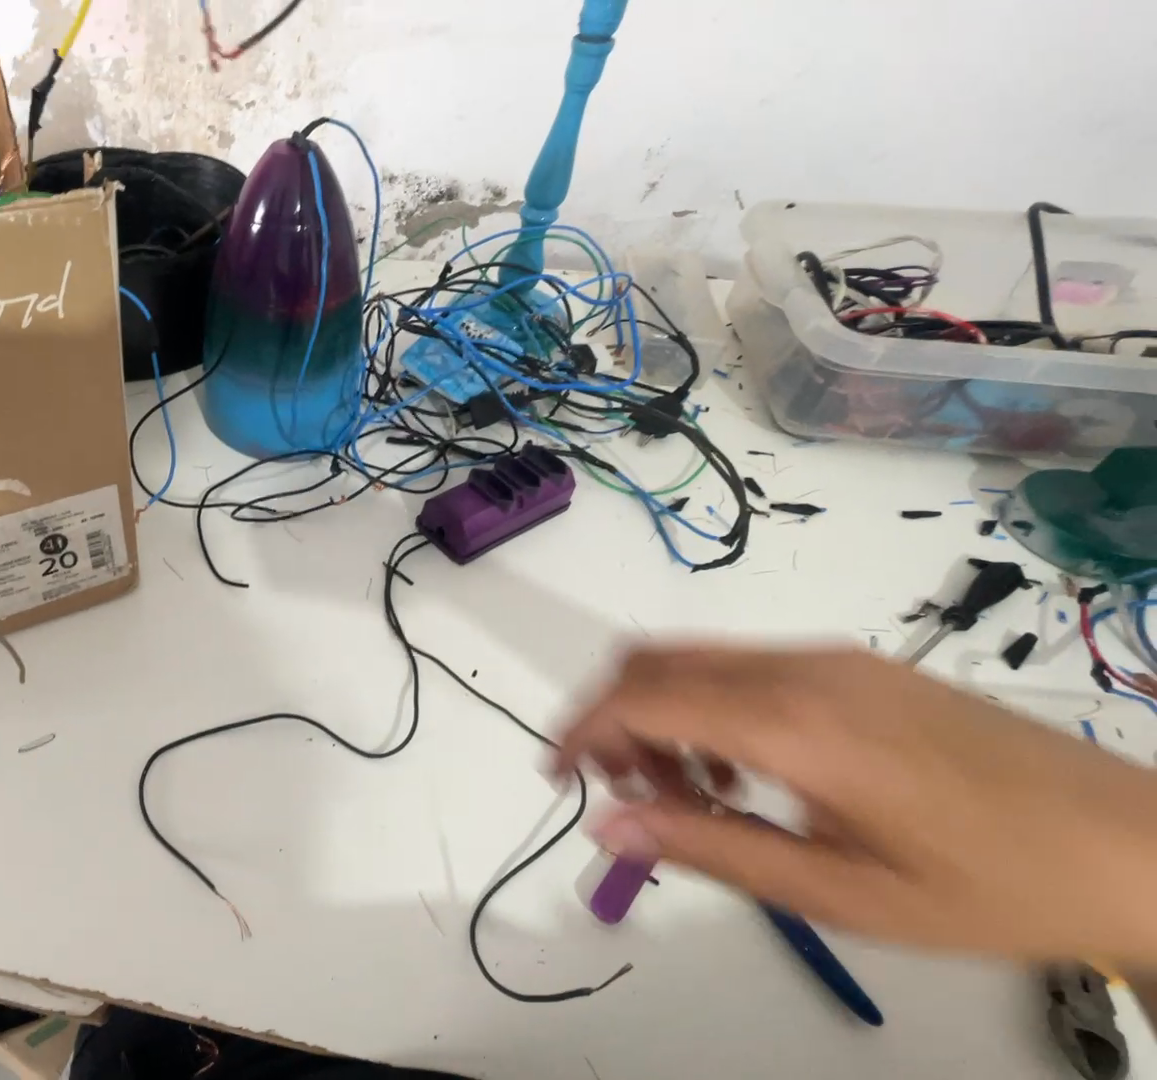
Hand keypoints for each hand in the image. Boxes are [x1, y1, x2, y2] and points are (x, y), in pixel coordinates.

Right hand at [554, 645, 1156, 964]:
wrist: (1147, 848)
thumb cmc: (991, 885)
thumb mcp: (841, 892)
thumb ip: (710, 848)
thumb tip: (607, 827)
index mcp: (791, 723)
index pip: (641, 698)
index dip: (579, 730)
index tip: (556, 775)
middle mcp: (797, 668)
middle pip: (652, 662)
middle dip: (610, 719)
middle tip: (623, 789)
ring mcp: (828, 658)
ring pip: (692, 661)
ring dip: (658, 716)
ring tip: (692, 792)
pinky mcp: (852, 664)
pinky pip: (741, 667)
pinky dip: (705, 708)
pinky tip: (746, 770)